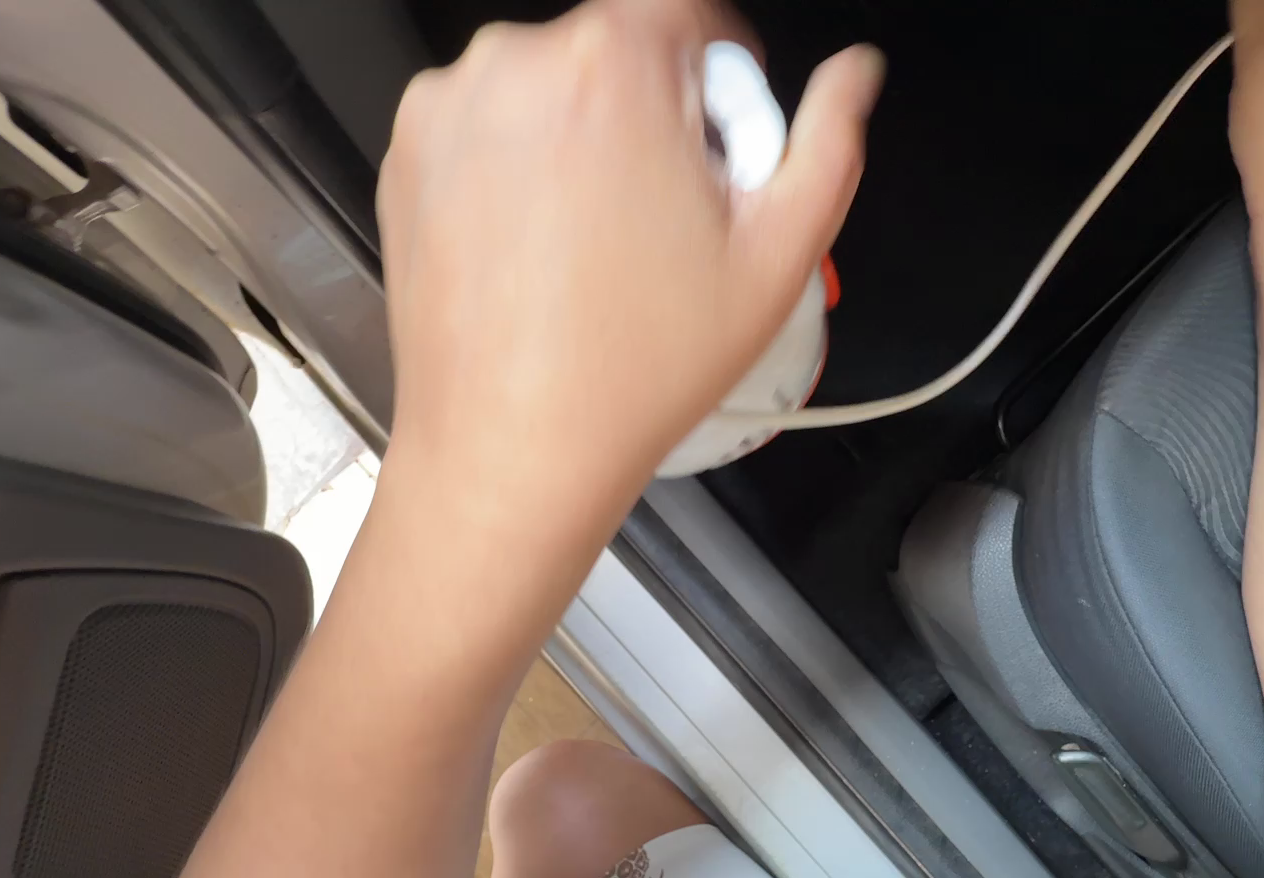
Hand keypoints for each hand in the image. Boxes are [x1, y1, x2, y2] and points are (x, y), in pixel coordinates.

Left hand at [377, 0, 883, 520]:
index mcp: (612, 68)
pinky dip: (526, 179)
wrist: (517, 449)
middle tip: (666, 229)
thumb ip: (828, 145)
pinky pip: (493, 138)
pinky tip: (548, 262)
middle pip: (622, 57)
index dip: (728, 94)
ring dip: (590, 153)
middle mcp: (515, 69)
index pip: (698, 19)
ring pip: (555, 99)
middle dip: (659, 127)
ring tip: (603, 258)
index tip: (722, 162)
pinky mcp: (411, 163)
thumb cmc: (634, 371)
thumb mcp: (774, 263)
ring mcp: (448, 115)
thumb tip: (852, 82)